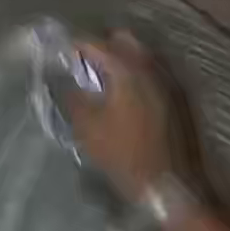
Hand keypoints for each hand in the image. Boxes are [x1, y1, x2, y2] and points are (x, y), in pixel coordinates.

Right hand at [67, 31, 179, 200]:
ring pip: (140, 57)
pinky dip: (132, 76)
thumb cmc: (121, 152)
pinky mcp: (176, 104)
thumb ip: (71, 91)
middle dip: (100, 45)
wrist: (170, 190)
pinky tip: (117, 92)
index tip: (54, 52)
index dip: (70, 45)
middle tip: (79, 60)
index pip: (91, 43)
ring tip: (96, 76)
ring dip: (117, 61)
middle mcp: (150, 72)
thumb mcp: (84, 121)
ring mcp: (168, 87)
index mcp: (125, 71)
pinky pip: (149, 75)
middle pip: (123, 40)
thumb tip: (63, 75)